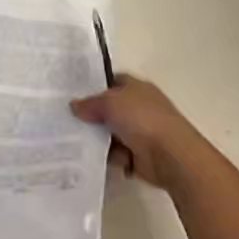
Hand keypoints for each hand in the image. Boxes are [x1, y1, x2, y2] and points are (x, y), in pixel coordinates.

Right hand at [70, 75, 200, 187]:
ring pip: (109, 131)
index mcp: (137, 88)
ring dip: (95, 136)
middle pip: (108, 107)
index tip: (71, 91)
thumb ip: (89, 103)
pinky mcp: (140, 155)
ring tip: (71, 137)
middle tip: (66, 116)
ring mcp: (141, 132)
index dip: (92, 84)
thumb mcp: (109, 102)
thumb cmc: (143, 119)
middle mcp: (140, 107)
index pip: (111, 80)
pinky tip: (87, 155)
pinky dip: (105, 155)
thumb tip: (74, 106)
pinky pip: (114, 152)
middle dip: (90, 113)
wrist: (173, 157)